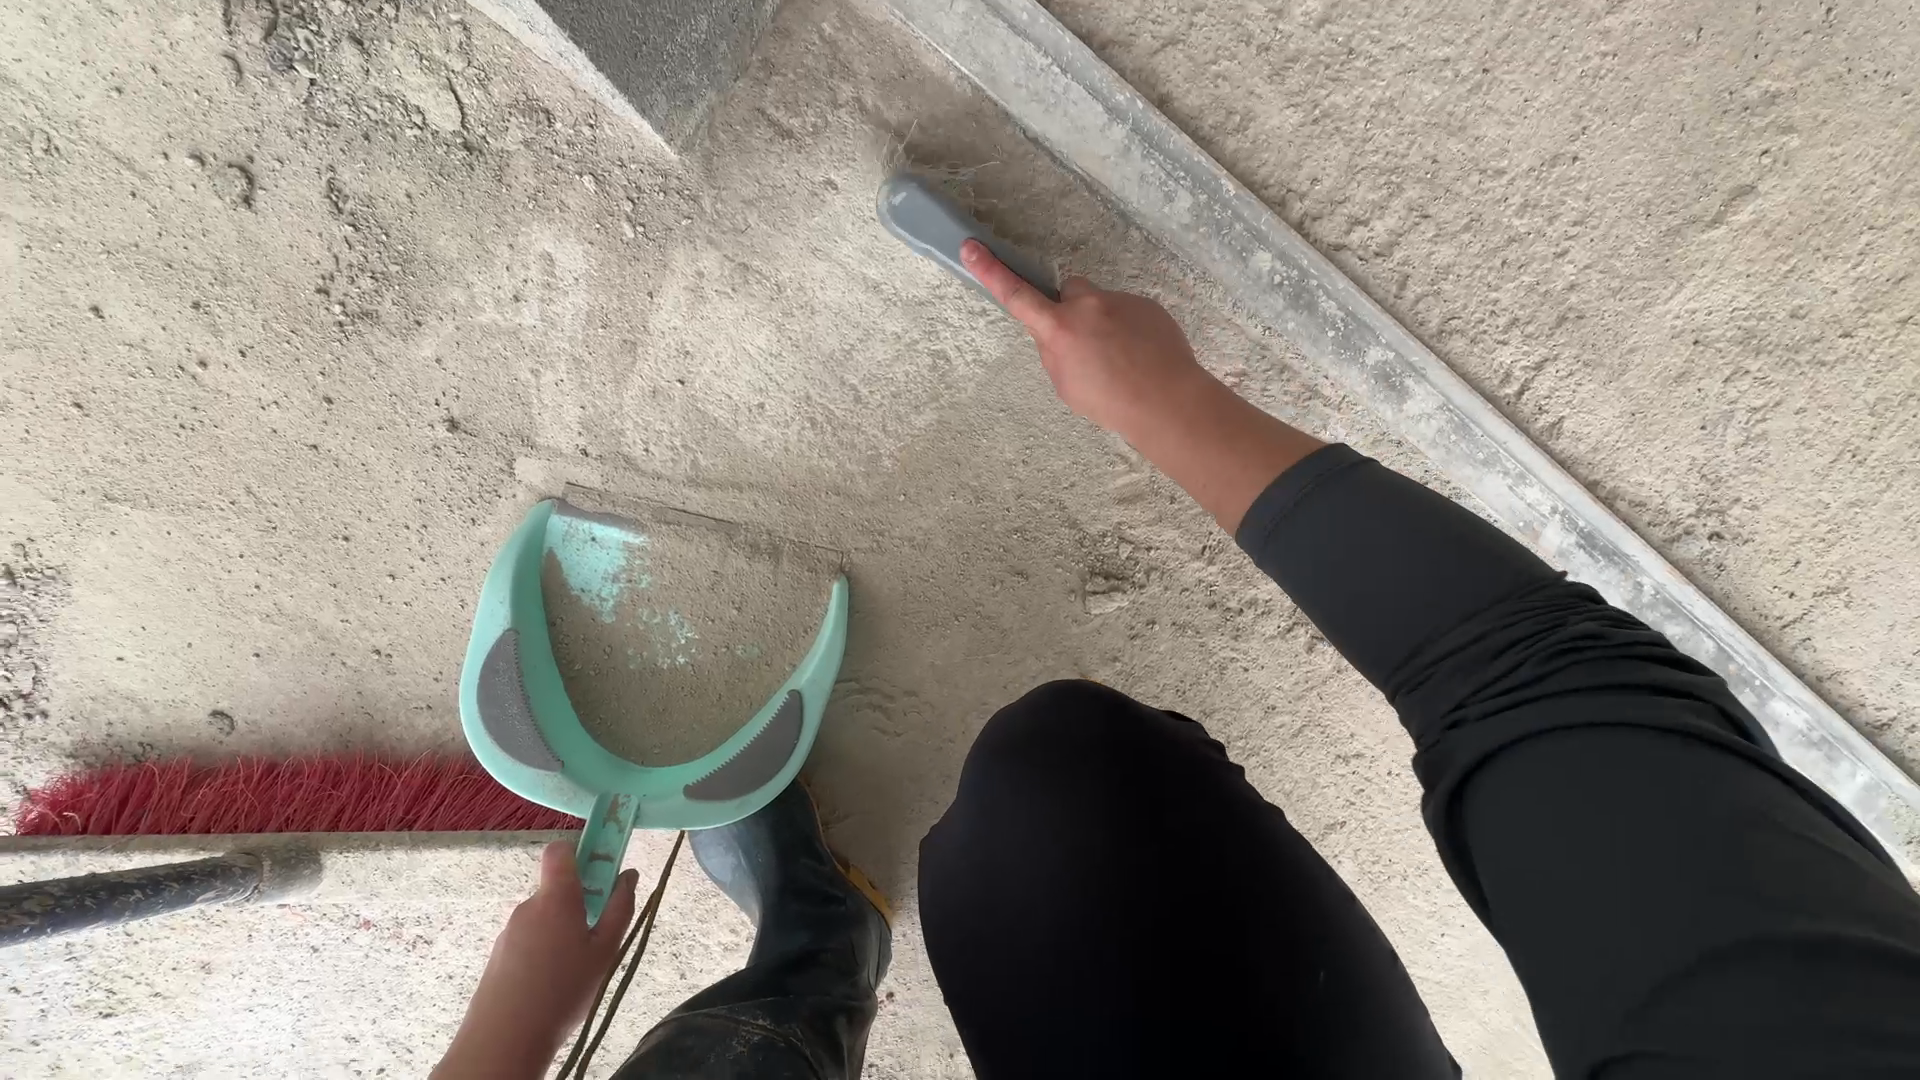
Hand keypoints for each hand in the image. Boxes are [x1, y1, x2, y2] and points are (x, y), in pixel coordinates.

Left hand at [435, 842, 639, 1079]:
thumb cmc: (563, 991)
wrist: (502, 1043)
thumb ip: (620, 907)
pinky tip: (551, 983)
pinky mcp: (497, 956)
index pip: (560, 850)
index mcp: (556, 897)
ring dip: (560, 930)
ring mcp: (508, 932)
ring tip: (574, 968)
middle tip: (595, 934)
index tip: (598, 870)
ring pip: (543, 917)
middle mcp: (528, 906)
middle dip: (577, 903)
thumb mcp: (606, 950)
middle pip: (556, 888)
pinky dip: (542, 950)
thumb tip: (629, 874)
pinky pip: (528, 939)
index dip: (579, 852)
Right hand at [960, 239, 1213, 440]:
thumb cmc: (1109, 400)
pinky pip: (1128, 312)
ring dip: (1102, 324)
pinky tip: (1138, 356)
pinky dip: (1129, 331)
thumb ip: (1054, 352)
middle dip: (1070, 310)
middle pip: (1069, 292)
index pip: (1017, 295)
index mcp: (1059, 328)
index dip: (991, 272)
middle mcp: (1088, 305)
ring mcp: (1120, 301)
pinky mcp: (1146, 305)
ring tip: (1118, 358)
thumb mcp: (1065, 384)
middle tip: (1084, 345)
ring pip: (1101, 304)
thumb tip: (1058, 336)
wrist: (1165, 399)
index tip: (971, 248)